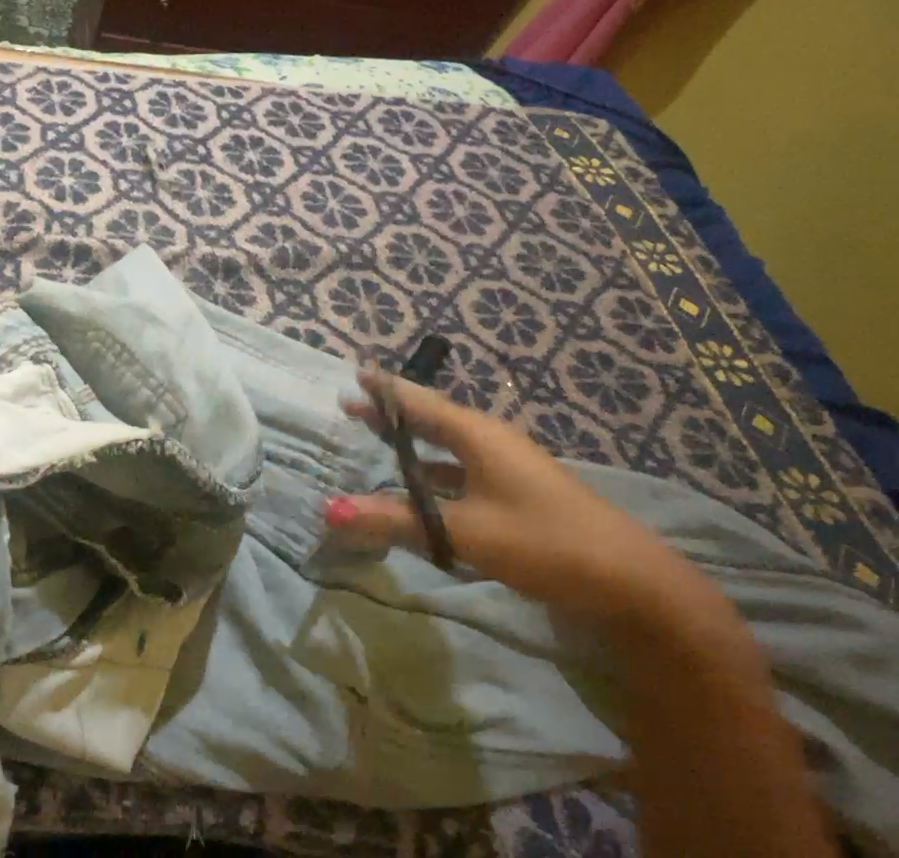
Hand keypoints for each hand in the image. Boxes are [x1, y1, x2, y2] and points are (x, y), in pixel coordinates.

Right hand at [326, 370, 696, 628]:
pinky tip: (417, 491)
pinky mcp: (516, 502)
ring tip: (378, 441)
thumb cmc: (545, 543)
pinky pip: (460, 476)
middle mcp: (493, 446)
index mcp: (479, 438)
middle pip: (434, 421)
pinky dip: (430, 477)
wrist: (634, 589)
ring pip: (447, 450)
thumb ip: (393, 520)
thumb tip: (327, 510)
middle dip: (394, 414)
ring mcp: (508, 474)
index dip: (387, 390)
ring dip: (412, 446)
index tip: (355, 373)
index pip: (421, 403)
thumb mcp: (463, 532)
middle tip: (353, 404)